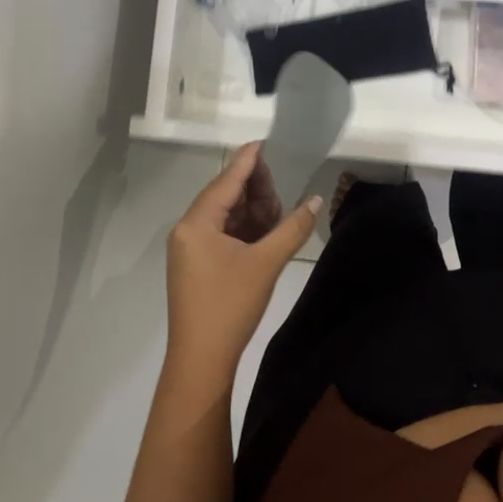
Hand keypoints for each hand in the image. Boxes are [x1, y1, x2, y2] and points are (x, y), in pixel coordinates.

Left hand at [166, 142, 320, 376]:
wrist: (201, 360)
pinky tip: (268, 229)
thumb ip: (292, 227)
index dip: (248, 161)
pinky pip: (222, 235)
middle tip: (283, 182)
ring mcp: (190, 250)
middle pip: (224, 196)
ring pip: (225, 217)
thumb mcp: (266, 263)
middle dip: (254, 188)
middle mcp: (188, 230)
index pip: (226, 181)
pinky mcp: (196, 267)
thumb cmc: (230, 305)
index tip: (265, 141)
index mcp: (196, 223)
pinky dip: (245, 229)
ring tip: (280, 208)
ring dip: (252, 210)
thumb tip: (315, 199)